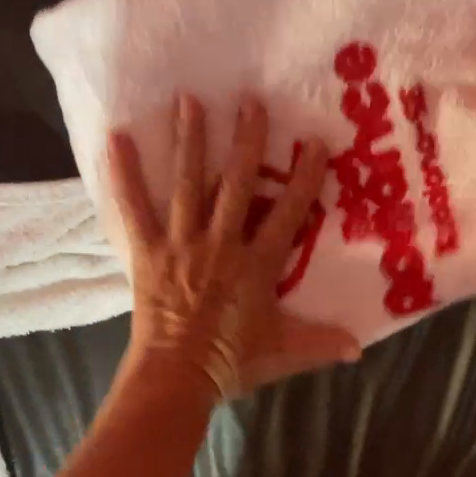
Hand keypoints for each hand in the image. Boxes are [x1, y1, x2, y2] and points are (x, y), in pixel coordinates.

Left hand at [108, 94, 360, 400]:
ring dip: (190, 142)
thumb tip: (359, 348)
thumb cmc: (232, 363)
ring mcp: (182, 246)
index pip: (286, 215)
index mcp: (256, 265)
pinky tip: (115, 138)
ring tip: (189, 100)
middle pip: (236, 185)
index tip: (315, 143)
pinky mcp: (148, 254)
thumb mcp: (283, 352)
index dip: (303, 179)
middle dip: (245, 142)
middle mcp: (220, 245)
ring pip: (188, 186)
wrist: (178, 376)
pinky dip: (124, 176)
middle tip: (249, 100)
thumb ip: (320, 344)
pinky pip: (134, 210)